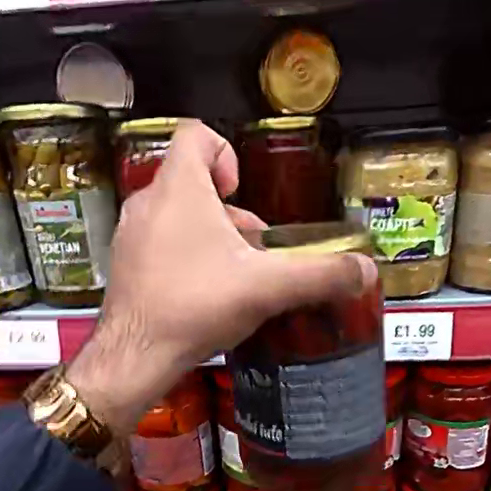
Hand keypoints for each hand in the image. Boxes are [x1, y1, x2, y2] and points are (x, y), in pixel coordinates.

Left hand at [64, 119, 375, 430]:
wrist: (136, 356)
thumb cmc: (195, 307)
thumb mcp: (266, 288)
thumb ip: (319, 275)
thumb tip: (366, 271)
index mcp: (178, 189)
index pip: (196, 135)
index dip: (226, 151)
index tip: (242, 189)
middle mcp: (147, 203)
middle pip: (191, 181)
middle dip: (228, 210)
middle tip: (251, 247)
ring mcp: (130, 235)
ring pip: (174, 216)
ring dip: (208, 235)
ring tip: (232, 274)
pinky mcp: (124, 266)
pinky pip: (157, 244)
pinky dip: (183, 257)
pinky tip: (203, 295)